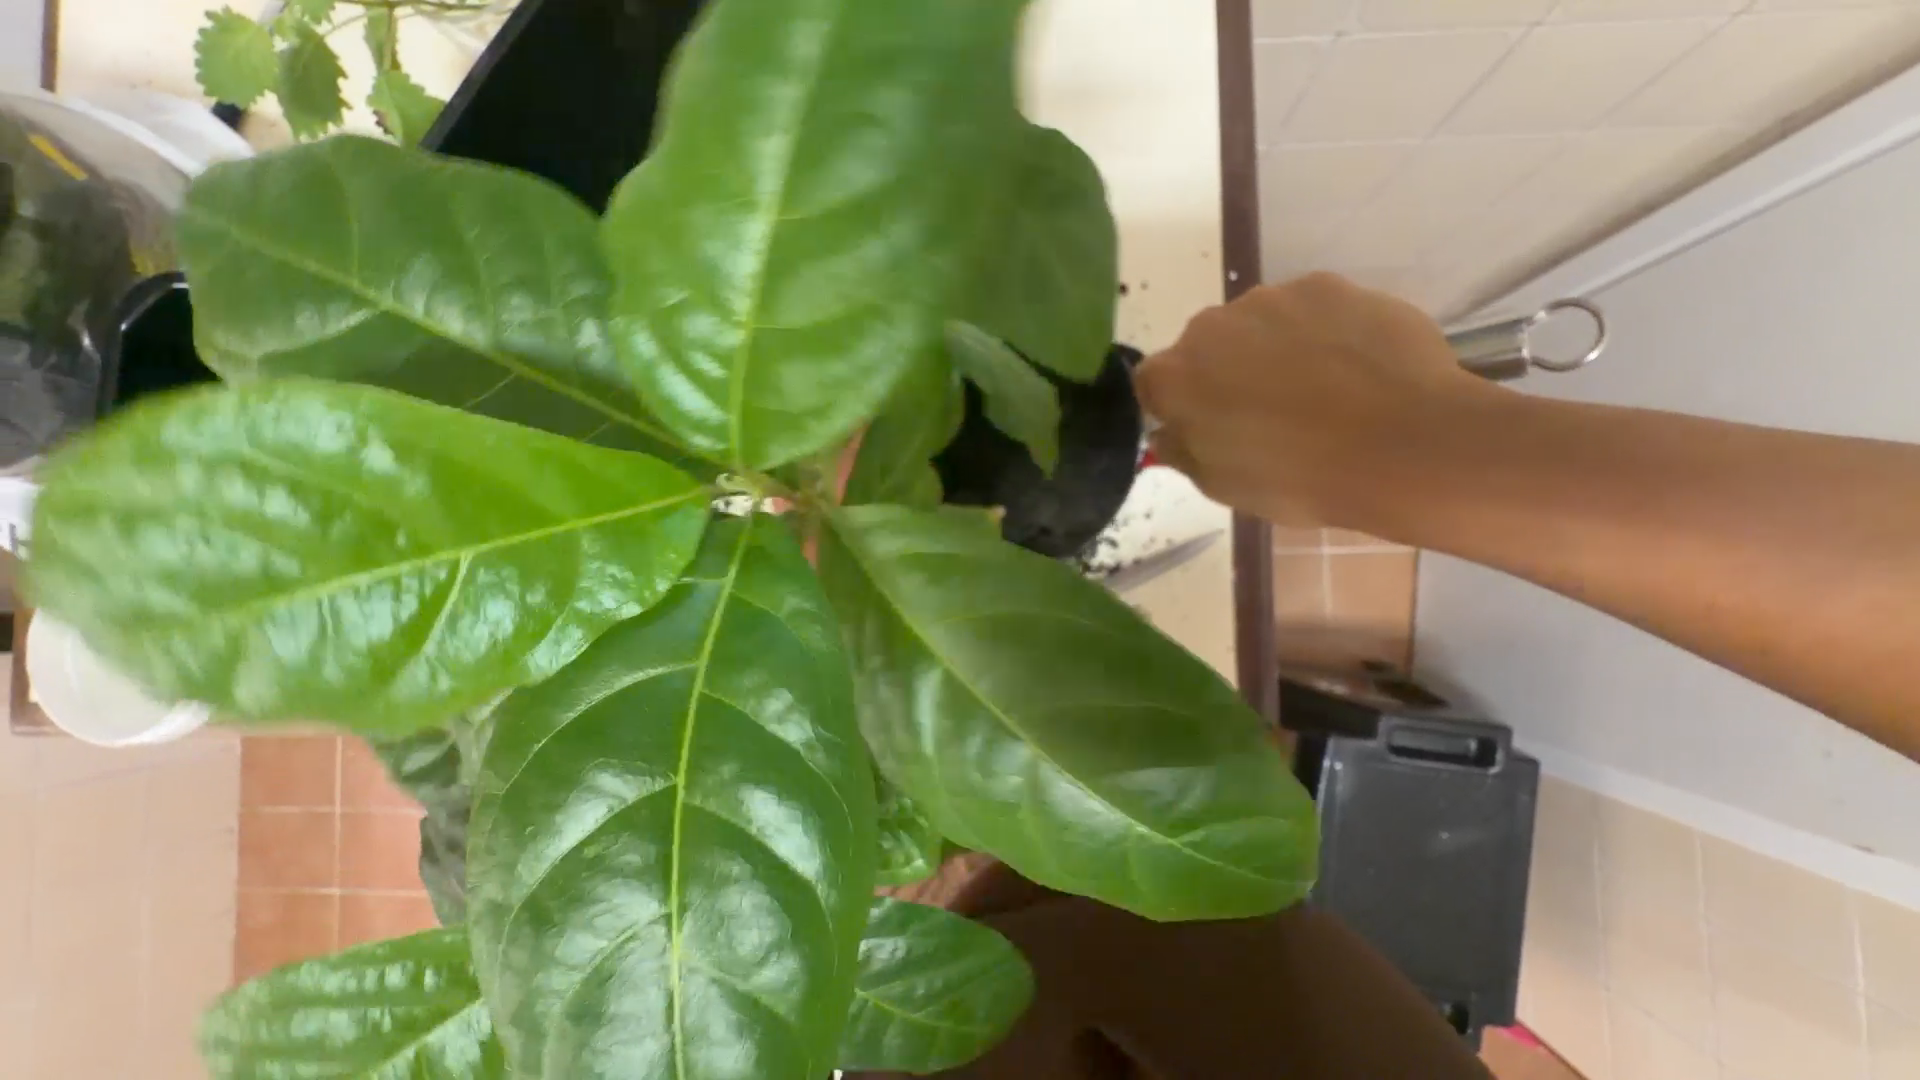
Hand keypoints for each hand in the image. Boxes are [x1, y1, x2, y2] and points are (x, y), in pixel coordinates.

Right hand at [1134, 273, 1496, 527]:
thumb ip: (1183, 450)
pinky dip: (1321, 333)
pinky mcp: (1328, 286)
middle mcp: (1211, 325)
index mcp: (1175, 378)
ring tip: (1320, 390)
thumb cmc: (1298, 480)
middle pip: (1206, 347)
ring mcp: (1273, 299)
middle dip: (1226, 373)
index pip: (1152, 384)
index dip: (1177, 406)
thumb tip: (1170, 430)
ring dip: (1274, 350)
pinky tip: (1353, 369)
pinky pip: (1310, 310)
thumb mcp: (1221, 486)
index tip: (1207, 428)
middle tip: (1267, 413)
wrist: (1403, 446)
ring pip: (1258, 325)